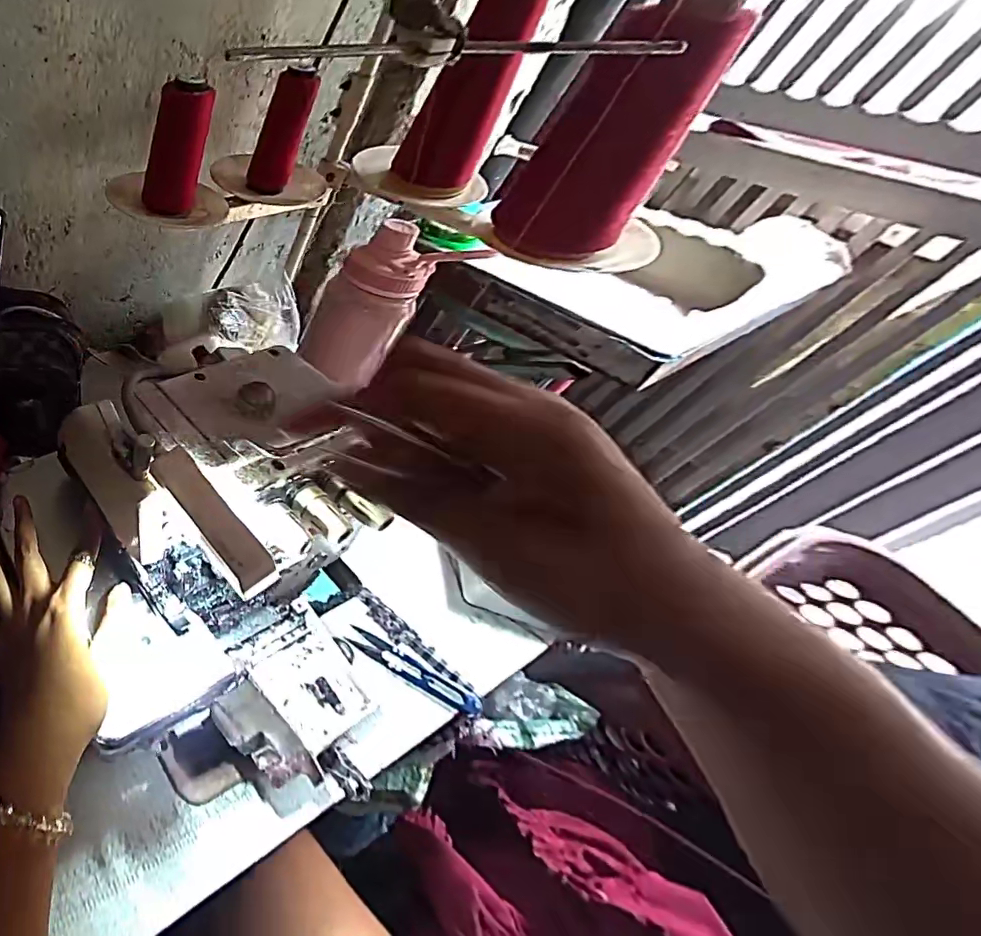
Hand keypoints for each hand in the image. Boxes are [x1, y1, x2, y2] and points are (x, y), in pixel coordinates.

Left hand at [0, 497, 108, 808]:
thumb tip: (120, 592)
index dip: (88, 538)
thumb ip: (110, 623)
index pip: (81, 564)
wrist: (41, 735)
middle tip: (17, 501)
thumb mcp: (104, 660)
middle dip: (24, 527)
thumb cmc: (80, 699)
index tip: (91, 513)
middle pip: (29, 559)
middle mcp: (34, 607)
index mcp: (65, 608)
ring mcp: (9, 624)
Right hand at [326, 339, 731, 646]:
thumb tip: (344, 461)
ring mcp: (531, 421)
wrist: (677, 610)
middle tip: (314, 420)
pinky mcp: (528, 443)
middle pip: (428, 370)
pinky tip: (389, 455)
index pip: (418, 389)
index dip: (352, 399)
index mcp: (526, 425)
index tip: (304, 417)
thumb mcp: (490, 544)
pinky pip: (458, 421)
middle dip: (364, 387)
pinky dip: (416, 433)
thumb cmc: (592, 583)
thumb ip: (413, 495)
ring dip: (387, 410)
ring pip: (440, 392)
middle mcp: (527, 407)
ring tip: (338, 438)